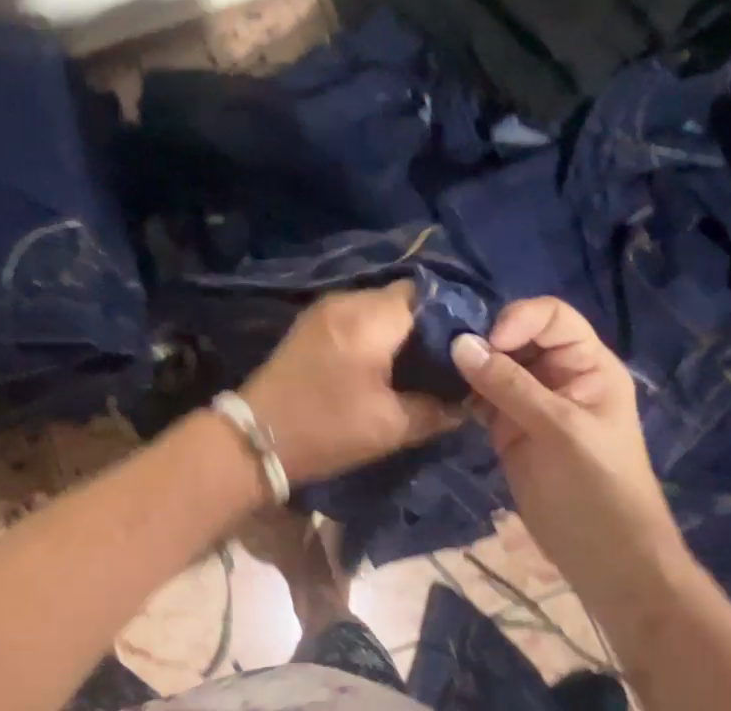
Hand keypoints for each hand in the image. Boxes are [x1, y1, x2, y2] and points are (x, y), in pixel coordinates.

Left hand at [240, 282, 464, 484]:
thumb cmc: (326, 429)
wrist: (256, 437)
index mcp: (369, 317)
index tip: (474, 346)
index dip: (455, 315)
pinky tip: (390, 365)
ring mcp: (324, 311)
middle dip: (430, 325)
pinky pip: (357, 317)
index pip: (427, 294)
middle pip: (403, 298)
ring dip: (403, 330)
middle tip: (454, 359)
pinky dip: (378, 334)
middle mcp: (346, 301)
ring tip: (426, 364)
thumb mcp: (392, 426)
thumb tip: (470, 399)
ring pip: (379, 307)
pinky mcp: (311, 325)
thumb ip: (438, 408)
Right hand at [451, 297, 687, 604]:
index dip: (519, 319)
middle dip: (485, 339)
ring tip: (440, 370)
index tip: (491, 342)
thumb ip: (509, 385)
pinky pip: (480, 393)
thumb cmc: (599, 489)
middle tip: (452, 355)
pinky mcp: (507, 426)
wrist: (607, 561)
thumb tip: (459, 343)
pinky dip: (461, 390)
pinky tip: (443, 393)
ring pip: (493, 362)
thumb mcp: (559, 431)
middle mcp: (559, 375)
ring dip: (468, 363)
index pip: (552, 316)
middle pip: (516, 334)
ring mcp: (531, 401)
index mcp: (588, 366)